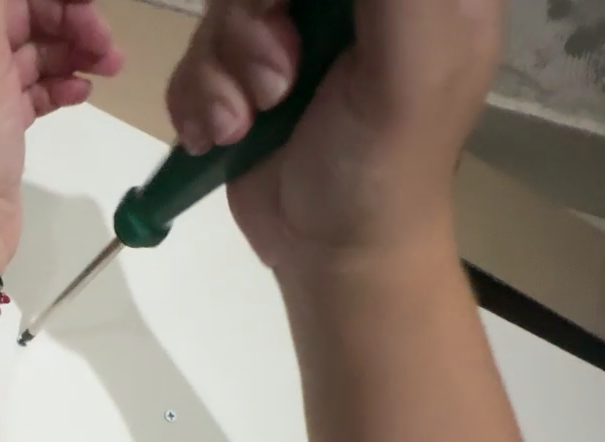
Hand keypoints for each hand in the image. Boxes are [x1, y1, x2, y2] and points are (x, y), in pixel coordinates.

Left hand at [0, 0, 124, 269]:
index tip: (90, 2)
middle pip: (30, 10)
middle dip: (73, 18)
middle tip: (108, 43)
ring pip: (41, 48)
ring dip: (78, 50)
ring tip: (111, 68)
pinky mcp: (5, 123)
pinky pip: (42, 86)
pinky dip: (65, 84)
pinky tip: (84, 93)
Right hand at [166, 0, 502, 273]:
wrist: (328, 253)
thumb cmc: (382, 166)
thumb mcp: (413, 58)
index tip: (286, 13)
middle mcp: (342, 0)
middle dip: (251, 26)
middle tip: (277, 85)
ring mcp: (285, 37)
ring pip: (220, 11)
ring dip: (219, 77)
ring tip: (246, 126)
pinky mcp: (238, 80)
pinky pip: (192, 61)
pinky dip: (196, 105)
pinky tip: (221, 139)